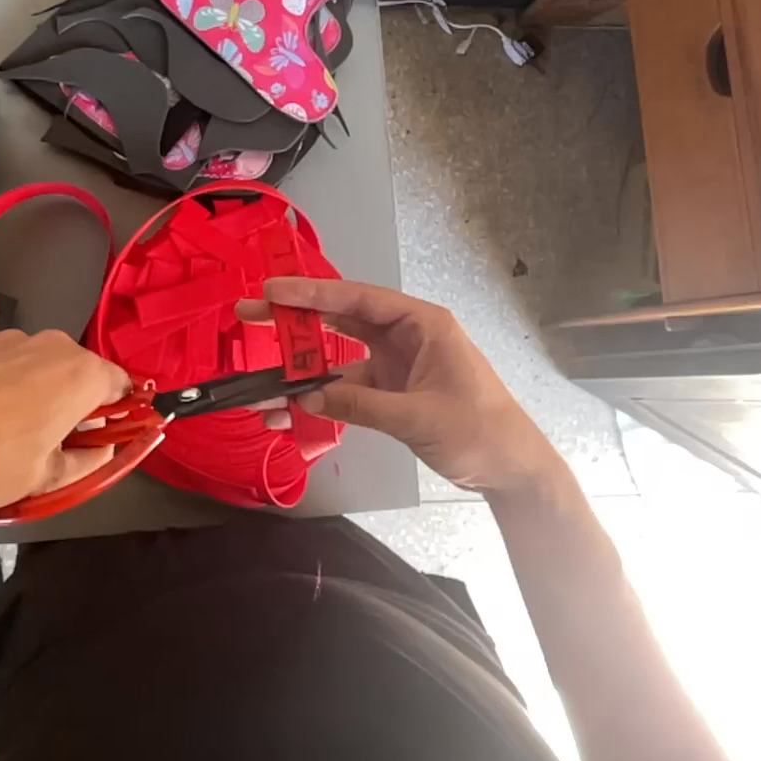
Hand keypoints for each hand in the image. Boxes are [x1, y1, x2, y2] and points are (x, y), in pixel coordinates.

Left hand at [0, 329, 128, 524]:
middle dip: (68, 404)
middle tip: (42, 445)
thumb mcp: (39, 480)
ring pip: (30, 366)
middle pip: (74, 371)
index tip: (96, 440)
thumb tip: (102, 448)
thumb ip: (84, 462)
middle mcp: (46, 344)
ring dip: (26, 394)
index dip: (114, 413)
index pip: (120, 384)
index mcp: (79, 374)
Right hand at [238, 278, 563, 497]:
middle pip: (341, 320)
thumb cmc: (479, 430)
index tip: (272, 292)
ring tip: (258, 382)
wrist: (511, 468)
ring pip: (337, 359)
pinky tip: (287, 415)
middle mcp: (404, 336)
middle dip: (295, 322)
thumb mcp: (418, 415)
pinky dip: (319, 401)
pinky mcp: (389, 392)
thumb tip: (307, 398)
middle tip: (249, 316)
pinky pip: (345, 390)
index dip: (312, 293)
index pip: (359, 299)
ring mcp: (394, 364)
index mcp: (421, 324)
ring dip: (301, 371)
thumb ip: (362, 404)